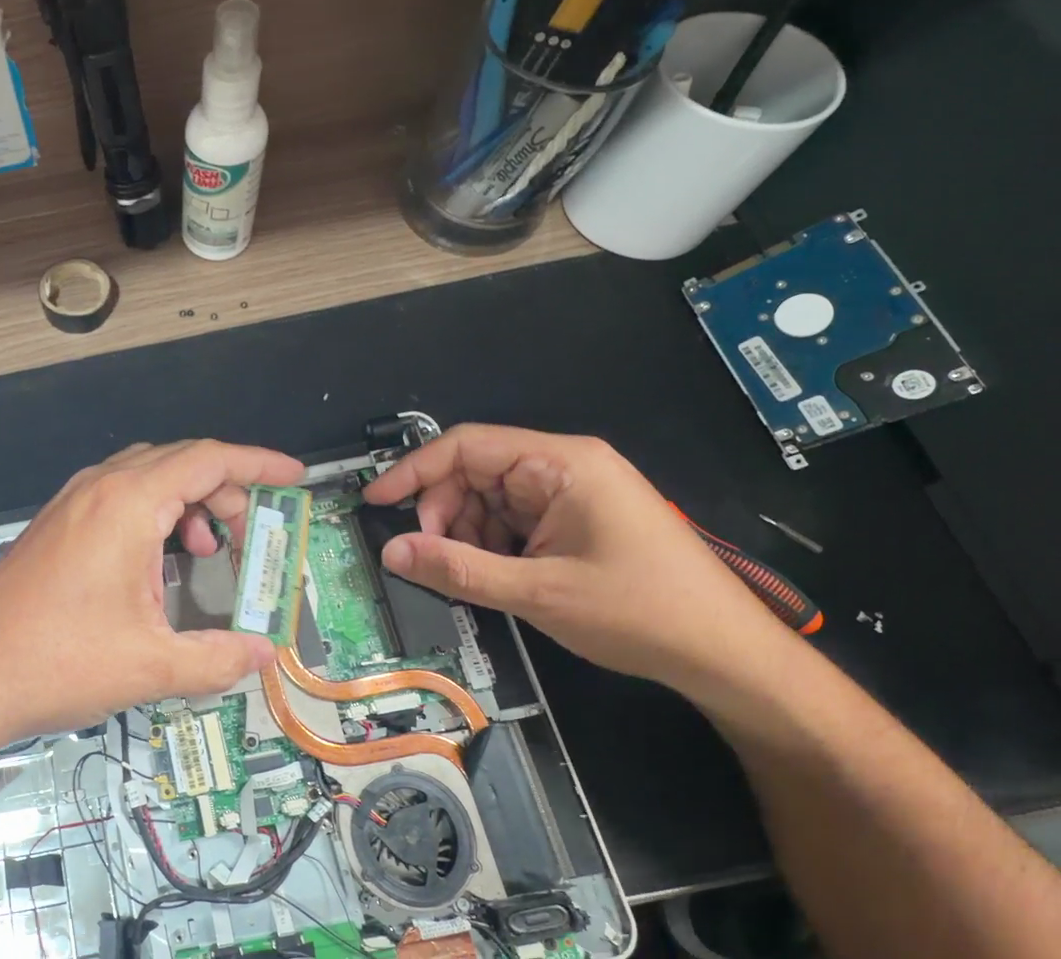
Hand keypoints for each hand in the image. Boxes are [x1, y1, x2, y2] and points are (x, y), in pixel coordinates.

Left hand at [0, 440, 302, 746]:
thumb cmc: (59, 663)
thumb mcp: (152, 665)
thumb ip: (220, 657)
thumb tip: (265, 653)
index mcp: (127, 503)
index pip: (208, 459)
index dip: (257, 463)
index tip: (294, 476)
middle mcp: (98, 488)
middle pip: (179, 461)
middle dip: (226, 488)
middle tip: (253, 532)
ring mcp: (71, 504)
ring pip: (146, 477)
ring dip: (189, 501)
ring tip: (210, 550)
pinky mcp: (55, 526)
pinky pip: (118, 497)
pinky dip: (155, 514)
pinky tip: (159, 564)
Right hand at [362, 424, 794, 694]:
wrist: (729, 657)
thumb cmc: (641, 613)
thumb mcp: (539, 594)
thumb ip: (458, 569)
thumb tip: (392, 551)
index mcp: (561, 464)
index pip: (467, 446)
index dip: (414, 471)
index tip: (374, 502)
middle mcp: (564, 468)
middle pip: (476, 472)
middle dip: (445, 512)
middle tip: (430, 557)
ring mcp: (573, 495)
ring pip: (491, 500)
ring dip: (469, 535)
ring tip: (473, 577)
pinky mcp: (578, 522)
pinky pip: (514, 522)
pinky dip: (493, 547)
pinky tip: (498, 578)